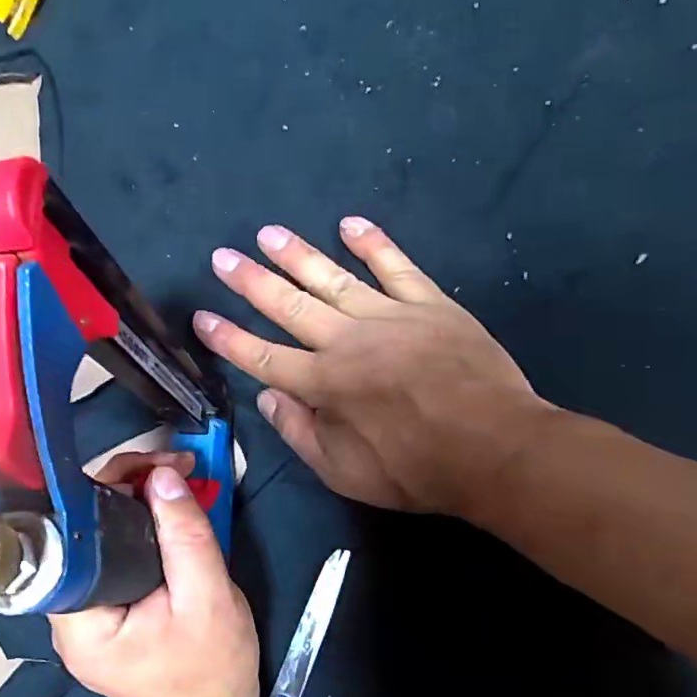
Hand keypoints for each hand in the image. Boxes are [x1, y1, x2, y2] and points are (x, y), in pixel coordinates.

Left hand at [50, 452, 260, 696]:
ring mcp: (80, 619)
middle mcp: (65, 621)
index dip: (101, 493)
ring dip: (131, 504)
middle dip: (122, 491)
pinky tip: (161, 508)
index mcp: (80, 626)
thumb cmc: (213, 667)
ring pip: (96, 543)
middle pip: (81, 536)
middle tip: (170, 469)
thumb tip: (160, 475)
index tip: (144, 469)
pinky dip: (135, 529)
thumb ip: (185, 536)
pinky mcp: (99, 613)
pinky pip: (109, 559)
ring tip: (170, 480)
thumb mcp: (210, 598)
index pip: (71, 541)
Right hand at [196, 217, 560, 516]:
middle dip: (251, 282)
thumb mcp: (343, 471)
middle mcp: (347, 341)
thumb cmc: (413, 469)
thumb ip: (299, 433)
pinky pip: (396, 266)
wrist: (494, 449)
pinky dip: (373, 243)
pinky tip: (349, 224)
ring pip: (333, 277)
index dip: (229, 338)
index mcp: (323, 385)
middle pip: (289, 306)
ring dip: (297, 255)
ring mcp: (390, 317)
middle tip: (222, 257)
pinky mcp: (430, 305)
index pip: (262, 357)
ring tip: (267, 233)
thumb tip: (267, 397)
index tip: (202, 317)